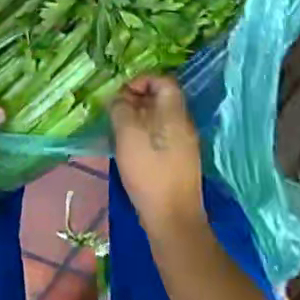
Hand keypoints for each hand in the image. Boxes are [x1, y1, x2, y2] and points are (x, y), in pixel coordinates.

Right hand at [109, 74, 205, 236]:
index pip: (163, 80)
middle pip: (162, 98)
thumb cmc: (149, 172)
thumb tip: (120, 98)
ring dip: (139, 117)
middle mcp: (184, 123)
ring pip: (160, 118)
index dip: (141, 80)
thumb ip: (121, 109)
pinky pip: (162, 135)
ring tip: (118, 129)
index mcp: (175, 112)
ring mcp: (184, 143)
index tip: (121, 93)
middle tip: (115, 111)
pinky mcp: (180, 160)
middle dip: (136, 99)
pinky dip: (145, 133)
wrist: (173, 219)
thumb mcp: (127, 134)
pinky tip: (130, 148)